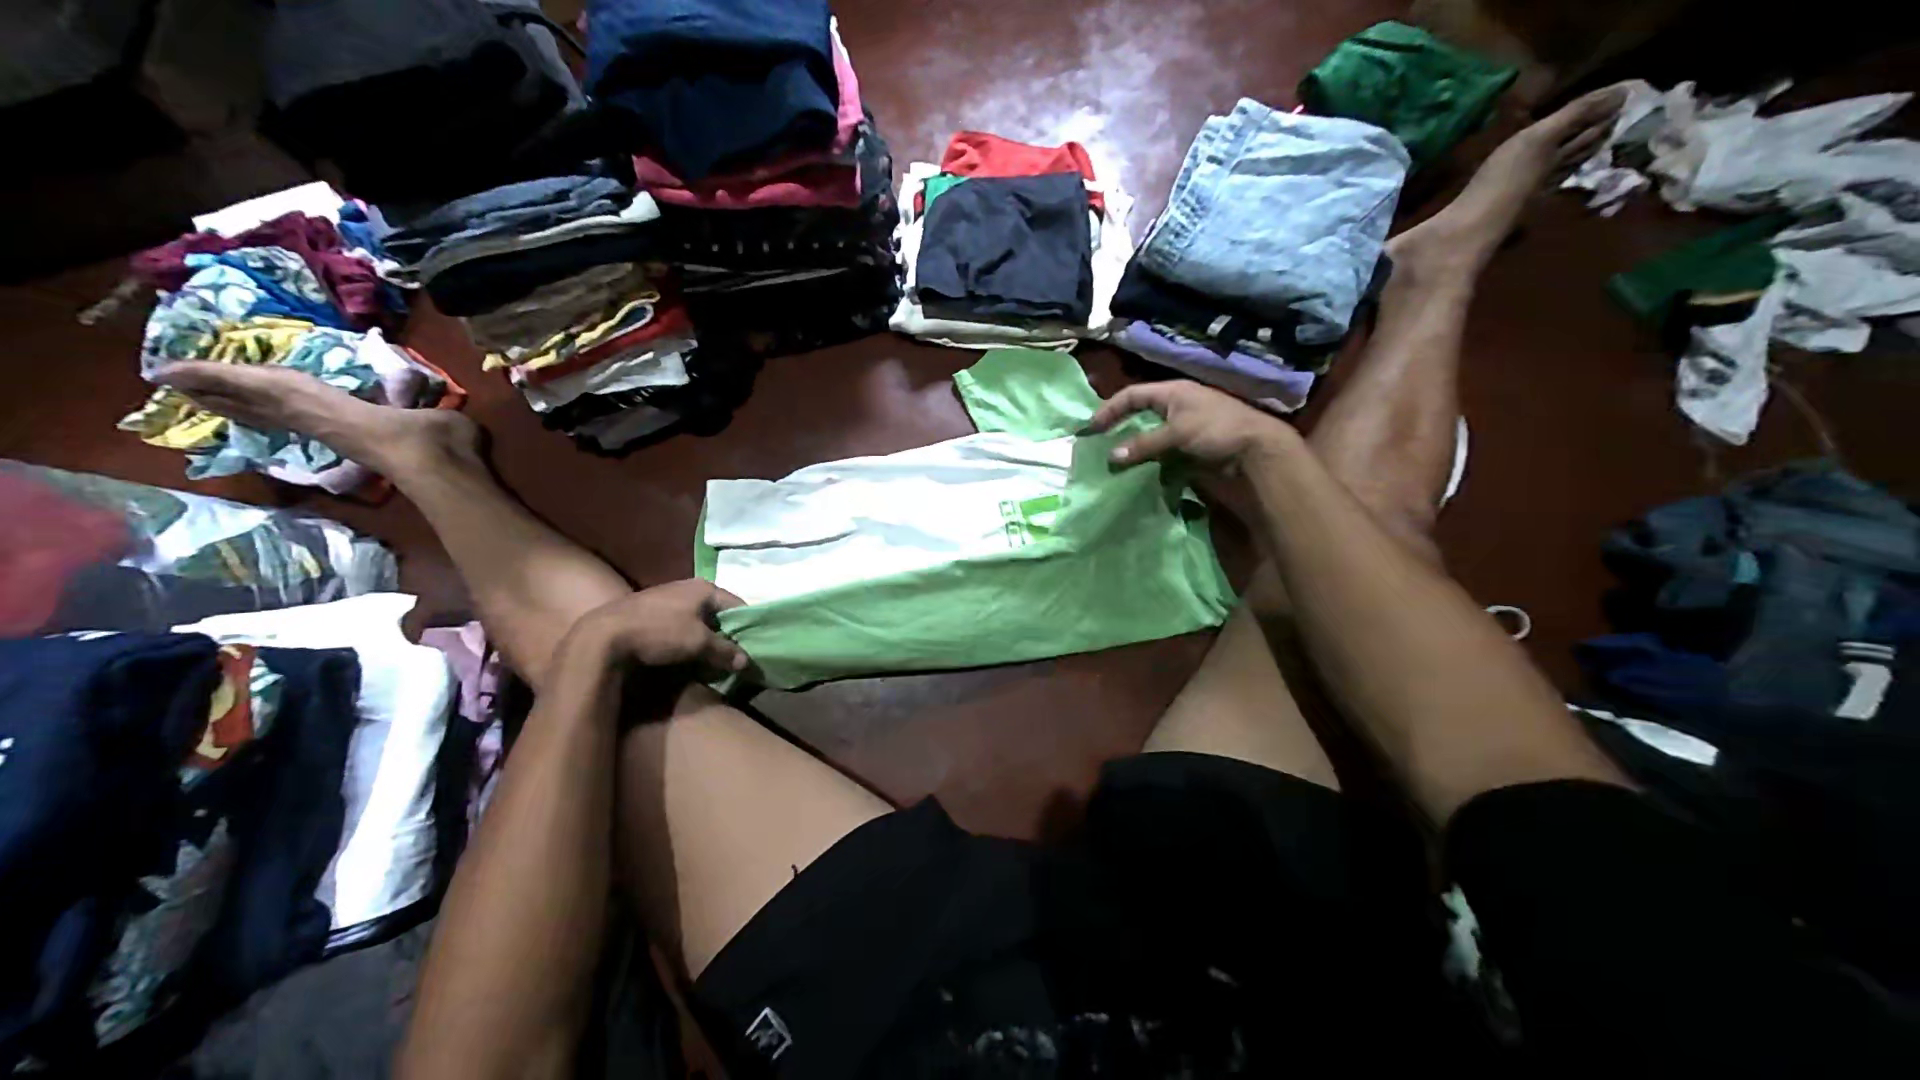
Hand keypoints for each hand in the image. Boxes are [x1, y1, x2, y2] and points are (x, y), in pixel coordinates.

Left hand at [570, 580, 749, 673]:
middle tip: (734, 656)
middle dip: (725, 634)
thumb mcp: (699, 643)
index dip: (748, 626)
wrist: (602, 637)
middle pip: (716, 612)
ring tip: (711, 660)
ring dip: (704, 639)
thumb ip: (726, 651)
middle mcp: (685, 587)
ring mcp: (664, 599)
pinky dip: (685, 640)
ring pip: (696, 620)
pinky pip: (677, 626)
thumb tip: (746, 661)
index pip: (737, 605)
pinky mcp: (646, 614)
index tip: (753, 647)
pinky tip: (684, 656)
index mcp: (703, 587)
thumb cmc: (659, 632)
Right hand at [1085, 381, 1291, 468]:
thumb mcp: (1177, 433)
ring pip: (1149, 433)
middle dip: (1119, 427)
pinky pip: (1162, 450)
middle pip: (1139, 413)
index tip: (1092, 428)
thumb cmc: (1217, 430)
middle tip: (1100, 443)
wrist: (1257, 449)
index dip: (1110, 409)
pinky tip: (1139, 469)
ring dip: (1133, 446)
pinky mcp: (1190, 445)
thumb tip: (1111, 457)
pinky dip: (1148, 459)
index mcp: (1172, 392)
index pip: (1132, 395)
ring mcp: (1184, 426)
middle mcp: (1176, 405)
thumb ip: (1143, 444)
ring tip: (1115, 460)